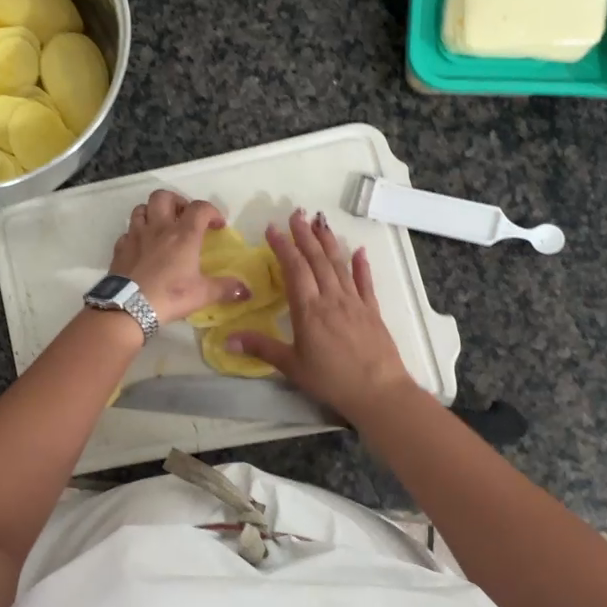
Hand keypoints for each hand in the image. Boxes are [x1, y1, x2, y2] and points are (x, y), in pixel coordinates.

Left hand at [110, 190, 249, 324]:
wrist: (129, 307)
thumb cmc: (170, 296)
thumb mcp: (202, 294)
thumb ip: (225, 288)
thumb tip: (246, 290)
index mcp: (183, 235)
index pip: (199, 208)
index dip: (211, 211)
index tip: (217, 226)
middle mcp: (158, 228)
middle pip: (163, 196)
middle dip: (176, 201)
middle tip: (183, 217)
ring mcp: (135, 236)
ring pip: (141, 209)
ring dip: (152, 213)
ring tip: (161, 227)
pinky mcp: (119, 249)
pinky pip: (127, 232)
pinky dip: (135, 234)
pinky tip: (141, 247)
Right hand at [229, 210, 416, 420]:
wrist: (380, 393)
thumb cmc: (331, 380)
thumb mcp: (291, 366)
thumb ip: (261, 348)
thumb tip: (226, 339)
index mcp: (309, 310)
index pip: (294, 270)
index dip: (283, 247)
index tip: (272, 229)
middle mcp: (332, 299)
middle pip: (317, 260)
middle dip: (305, 235)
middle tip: (295, 213)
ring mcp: (355, 303)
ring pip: (339, 265)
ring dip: (328, 242)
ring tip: (319, 222)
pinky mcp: (372, 312)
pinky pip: (365, 282)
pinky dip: (360, 265)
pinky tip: (358, 251)